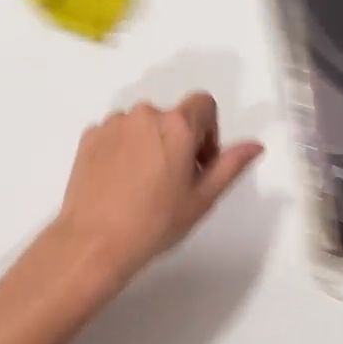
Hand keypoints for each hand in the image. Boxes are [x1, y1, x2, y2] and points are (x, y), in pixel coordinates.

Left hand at [52, 93, 263, 279]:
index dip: (208, 131)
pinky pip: (114, 134)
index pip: (203, 104)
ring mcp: (112, 123)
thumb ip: (230, 165)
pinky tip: (119, 182)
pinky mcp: (89, 136)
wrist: (96, 239)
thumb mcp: (203, 198)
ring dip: (148, 144)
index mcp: (176, 125)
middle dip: (178, 141)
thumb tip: (254, 145)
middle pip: (170, 117)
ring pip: (140, 125)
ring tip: (143, 184)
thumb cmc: (156, 222)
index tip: (199, 163)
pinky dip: (121, 149)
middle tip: (173, 181)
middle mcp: (143, 114)